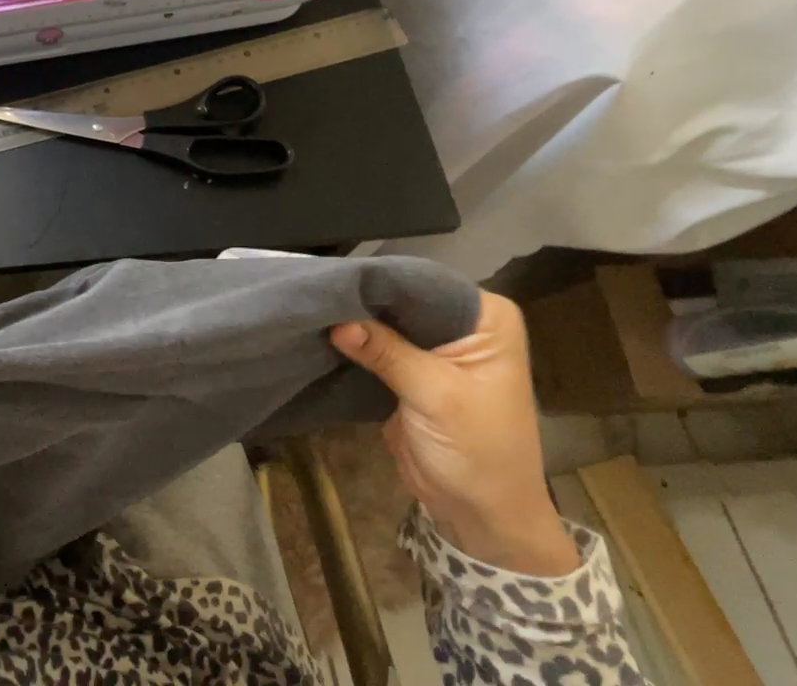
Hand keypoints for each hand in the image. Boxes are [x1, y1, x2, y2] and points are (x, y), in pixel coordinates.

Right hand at [330, 291, 579, 576]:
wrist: (480, 514)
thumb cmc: (479, 451)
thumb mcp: (435, 395)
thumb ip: (386, 352)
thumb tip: (336, 319)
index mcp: (487, 319)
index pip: (425, 285)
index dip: (382, 284)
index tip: (337, 283)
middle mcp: (463, 325)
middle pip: (402, 301)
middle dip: (363, 303)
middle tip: (314, 296)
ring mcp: (435, 348)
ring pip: (385, 323)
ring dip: (353, 324)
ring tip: (309, 312)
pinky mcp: (410, 371)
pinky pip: (376, 348)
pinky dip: (353, 346)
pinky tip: (320, 335)